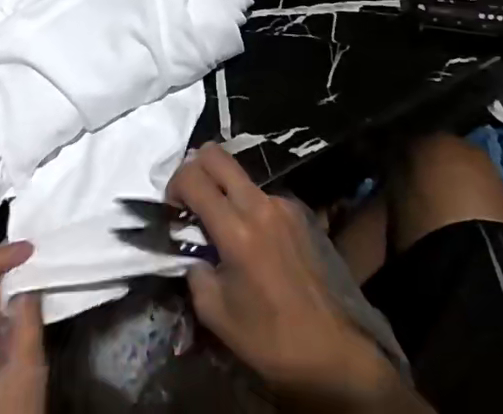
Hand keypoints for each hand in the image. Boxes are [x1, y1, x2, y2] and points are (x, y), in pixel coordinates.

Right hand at [169, 145, 424, 411]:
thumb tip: (191, 249)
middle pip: (218, 155)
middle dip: (195, 168)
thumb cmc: (268, 336)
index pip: (194, 177)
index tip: (172, 210)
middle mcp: (261, 204)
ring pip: (241, 177)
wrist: (331, 346)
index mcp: (237, 229)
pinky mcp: (300, 213)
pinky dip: (247, 208)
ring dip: (223, 191)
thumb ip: (195, 269)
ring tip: (221, 229)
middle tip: (189, 202)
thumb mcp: (215, 311)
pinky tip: (252, 242)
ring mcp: (284, 204)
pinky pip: (262, 197)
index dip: (174, 186)